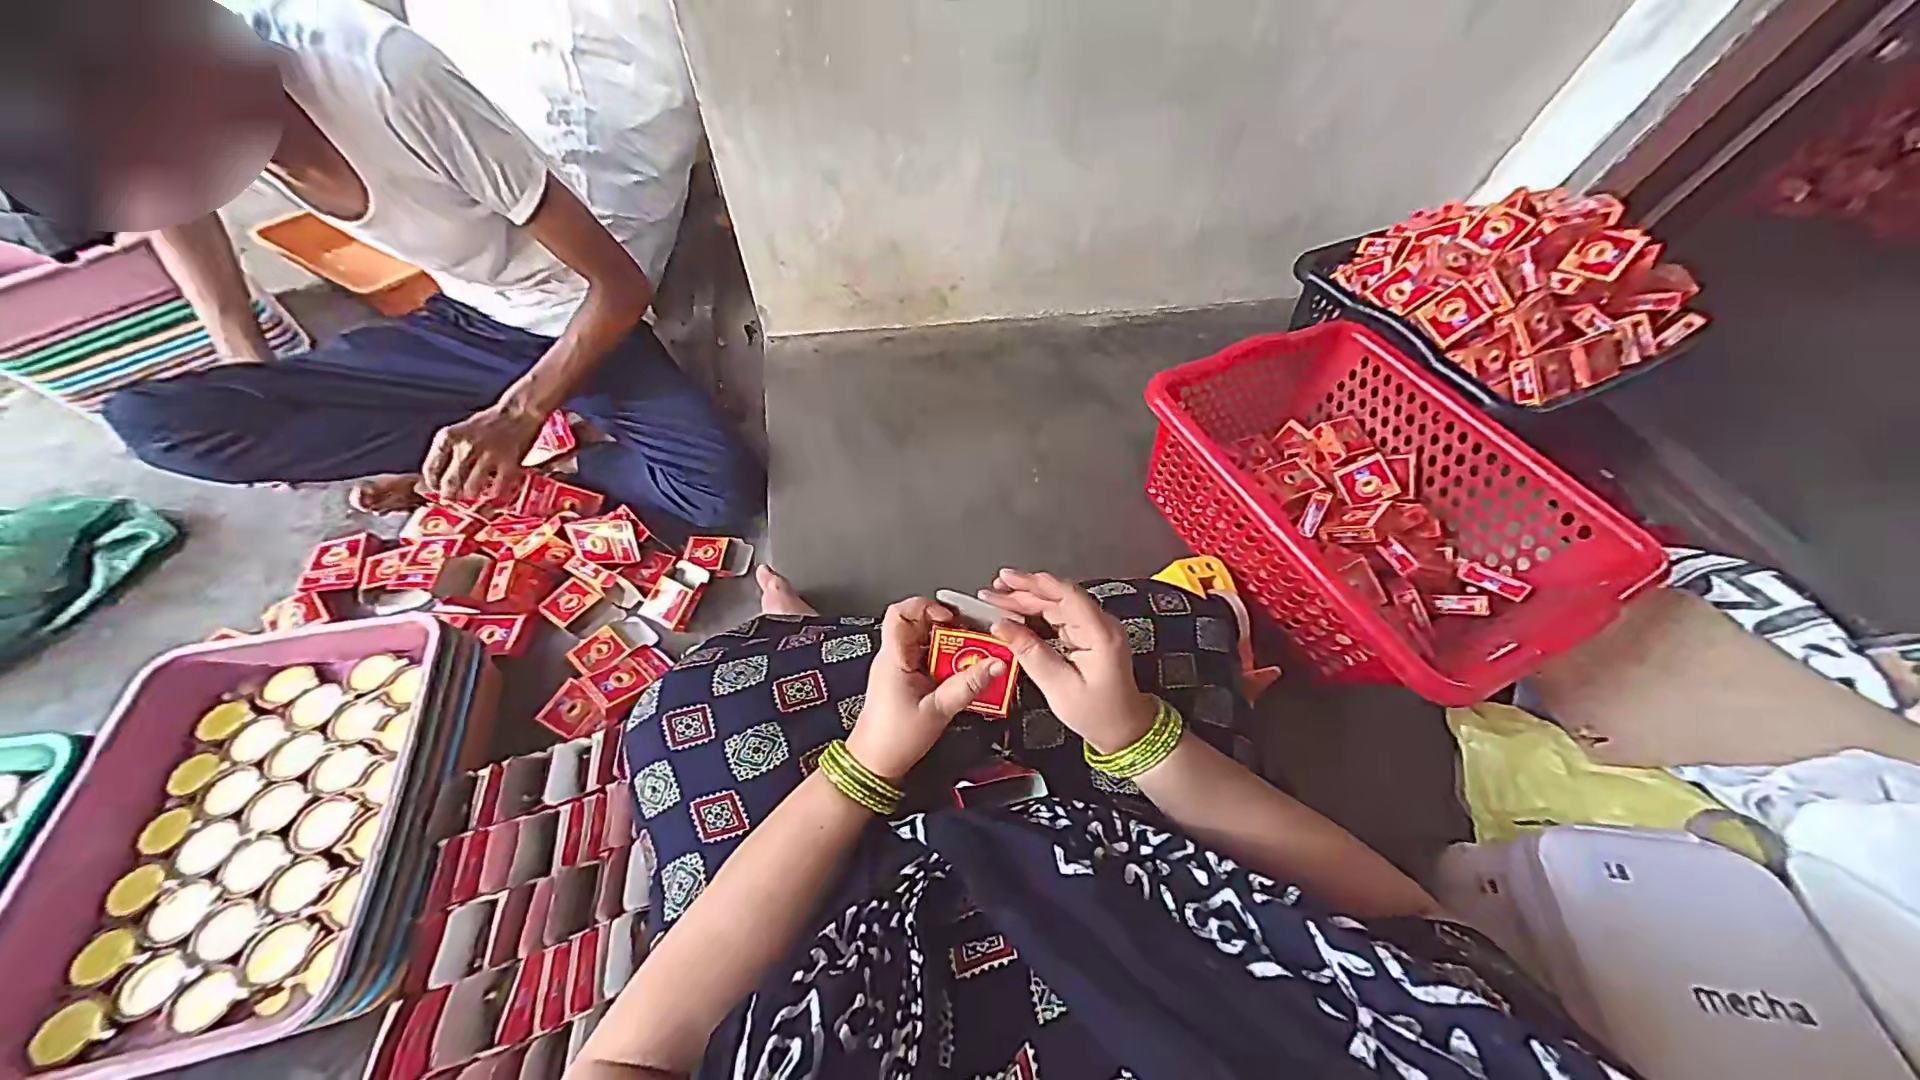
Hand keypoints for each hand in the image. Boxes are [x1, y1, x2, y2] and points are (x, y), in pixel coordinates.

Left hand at [422, 404, 543, 502]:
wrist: (519, 412)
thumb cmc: (492, 421)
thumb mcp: (463, 430)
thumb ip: (452, 450)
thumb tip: (445, 475)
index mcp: (449, 437)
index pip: (431, 468)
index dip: (432, 483)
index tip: (436, 489)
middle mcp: (465, 447)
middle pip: (449, 481)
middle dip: (450, 495)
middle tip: (453, 499)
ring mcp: (488, 456)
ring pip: (471, 488)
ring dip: (471, 496)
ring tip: (474, 496)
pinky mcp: (509, 463)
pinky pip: (498, 487)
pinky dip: (494, 494)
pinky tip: (494, 493)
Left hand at [846, 597, 1006, 779]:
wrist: (874, 763)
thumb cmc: (893, 739)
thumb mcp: (938, 711)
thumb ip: (968, 686)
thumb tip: (995, 664)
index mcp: (894, 657)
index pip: (901, 612)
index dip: (927, 606)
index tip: (951, 618)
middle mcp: (894, 656)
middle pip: (920, 623)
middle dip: (950, 627)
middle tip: (973, 638)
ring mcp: (899, 666)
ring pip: (927, 640)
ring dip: (951, 644)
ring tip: (972, 656)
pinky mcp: (906, 678)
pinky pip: (929, 657)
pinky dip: (947, 659)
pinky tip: (962, 672)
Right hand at [979, 569, 1157, 754]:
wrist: (1123, 728)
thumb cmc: (1098, 713)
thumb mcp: (1058, 687)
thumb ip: (1030, 653)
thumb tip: (1002, 627)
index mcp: (1101, 635)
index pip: (1068, 596)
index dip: (1036, 583)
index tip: (1009, 578)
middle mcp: (1100, 625)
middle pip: (1058, 596)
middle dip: (1023, 591)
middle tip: (992, 591)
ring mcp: (1094, 628)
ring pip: (1055, 604)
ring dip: (1026, 599)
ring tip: (997, 598)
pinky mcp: (1086, 634)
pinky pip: (1057, 615)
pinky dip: (1034, 612)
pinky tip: (1014, 612)